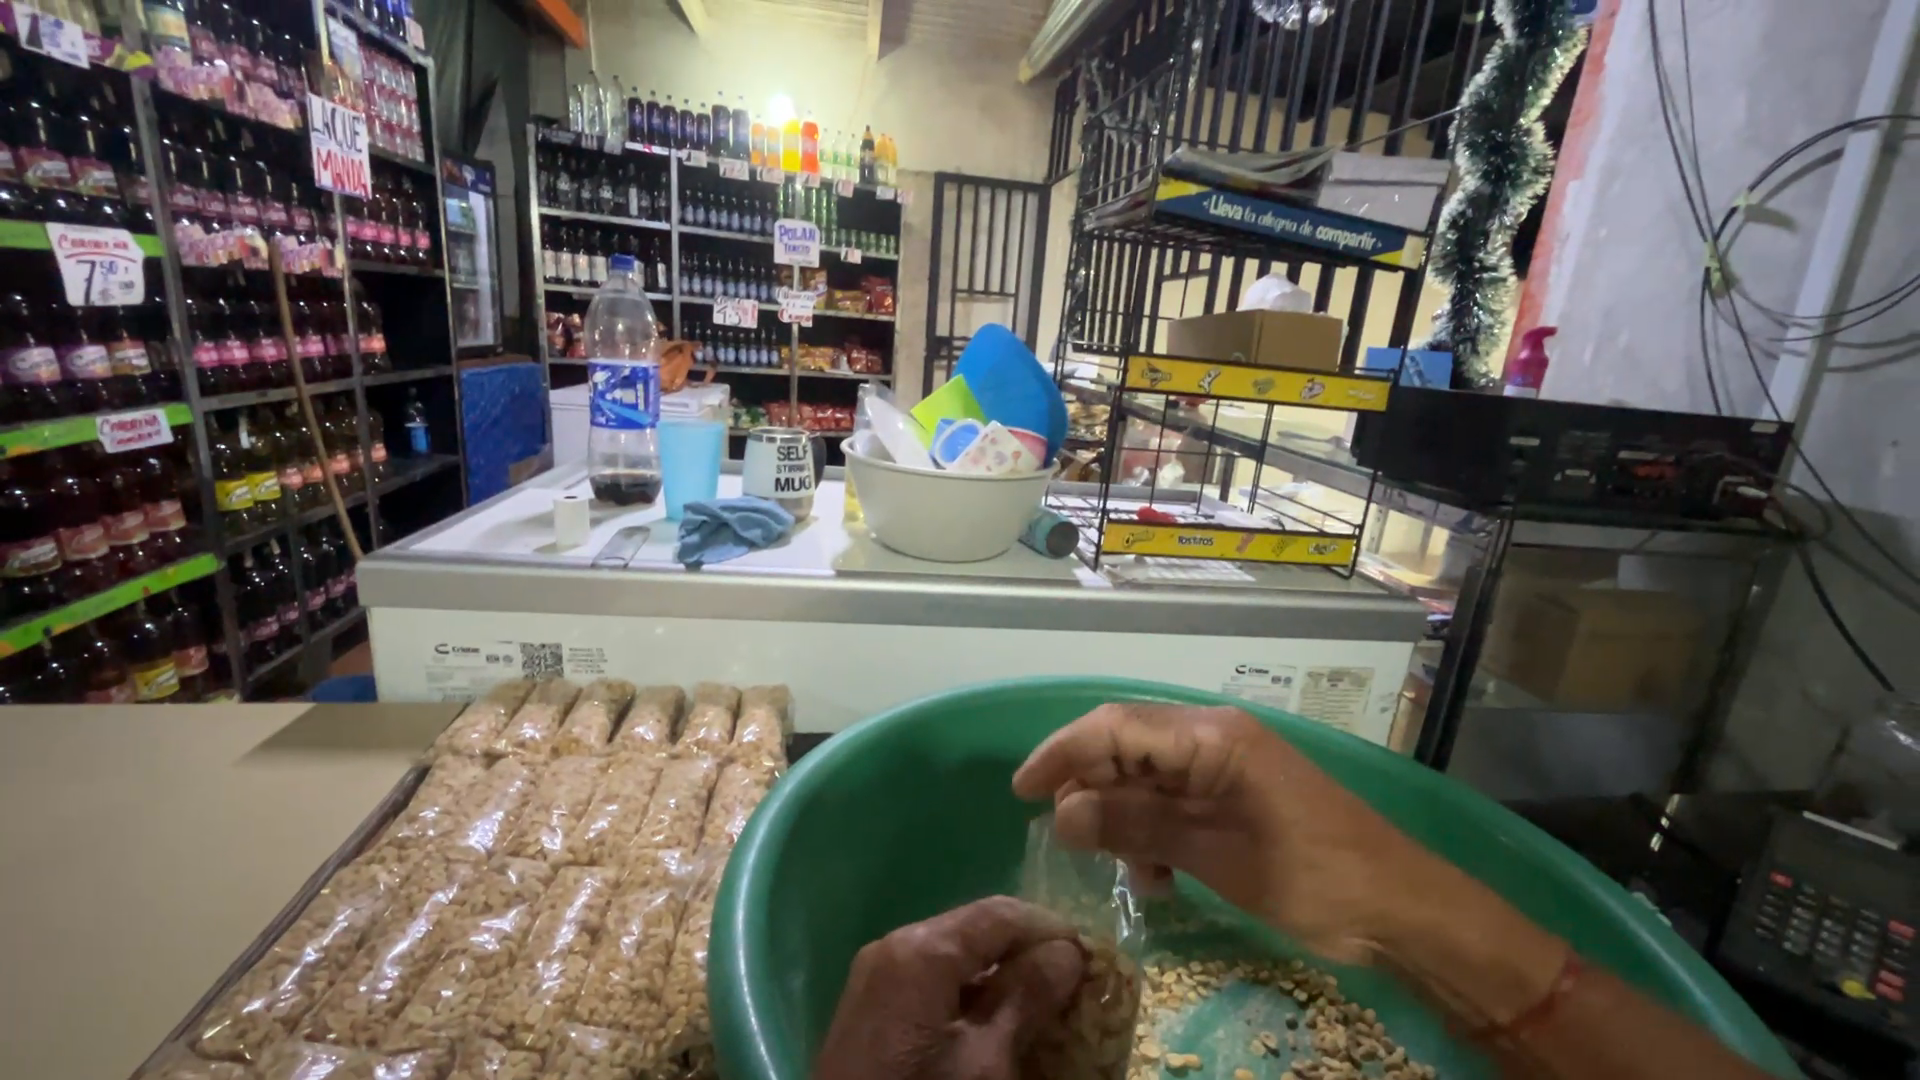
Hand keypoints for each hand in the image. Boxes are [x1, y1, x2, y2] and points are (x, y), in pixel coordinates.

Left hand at [812, 896, 1086, 1079]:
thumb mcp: (987, 1065)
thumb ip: (1027, 999)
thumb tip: (1067, 952)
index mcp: (922, 949)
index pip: (999, 914)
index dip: (1050, 928)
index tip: (1091, 956)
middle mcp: (895, 946)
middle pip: (975, 929)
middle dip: (1026, 950)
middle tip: (1073, 980)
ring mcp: (878, 976)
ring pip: (954, 954)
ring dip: (1000, 973)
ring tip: (1043, 1002)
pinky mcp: (872, 1008)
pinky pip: (931, 979)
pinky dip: (968, 992)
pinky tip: (997, 1021)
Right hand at [1011, 703, 1440, 964]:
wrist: (1402, 910)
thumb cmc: (1315, 878)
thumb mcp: (1219, 856)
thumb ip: (1138, 826)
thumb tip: (1063, 814)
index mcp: (1210, 736)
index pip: (1116, 726)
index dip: (1062, 753)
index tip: (1021, 790)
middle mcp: (1211, 735)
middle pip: (1124, 745)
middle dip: (1088, 788)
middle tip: (1067, 839)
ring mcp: (1223, 762)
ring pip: (1143, 774)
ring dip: (1120, 817)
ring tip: (1123, 870)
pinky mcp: (1232, 790)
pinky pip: (1170, 798)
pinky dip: (1150, 831)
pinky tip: (1155, 875)